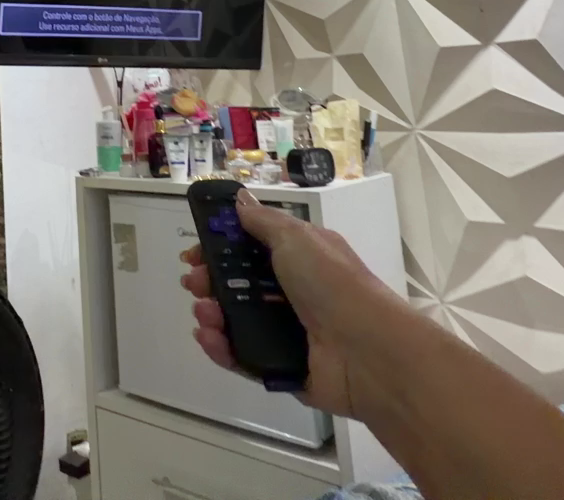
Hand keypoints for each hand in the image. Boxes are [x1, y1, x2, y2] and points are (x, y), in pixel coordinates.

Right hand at [179, 188, 402, 418]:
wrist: (370, 353)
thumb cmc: (332, 284)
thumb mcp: (297, 238)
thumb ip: (262, 220)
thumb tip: (240, 199)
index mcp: (298, 259)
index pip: (248, 249)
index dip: (218, 248)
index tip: (194, 252)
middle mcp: (291, 293)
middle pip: (236, 284)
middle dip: (208, 281)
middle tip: (193, 283)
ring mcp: (285, 331)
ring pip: (234, 319)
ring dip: (210, 312)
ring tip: (204, 312)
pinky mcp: (281, 365)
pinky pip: (241, 354)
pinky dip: (220, 347)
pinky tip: (208, 337)